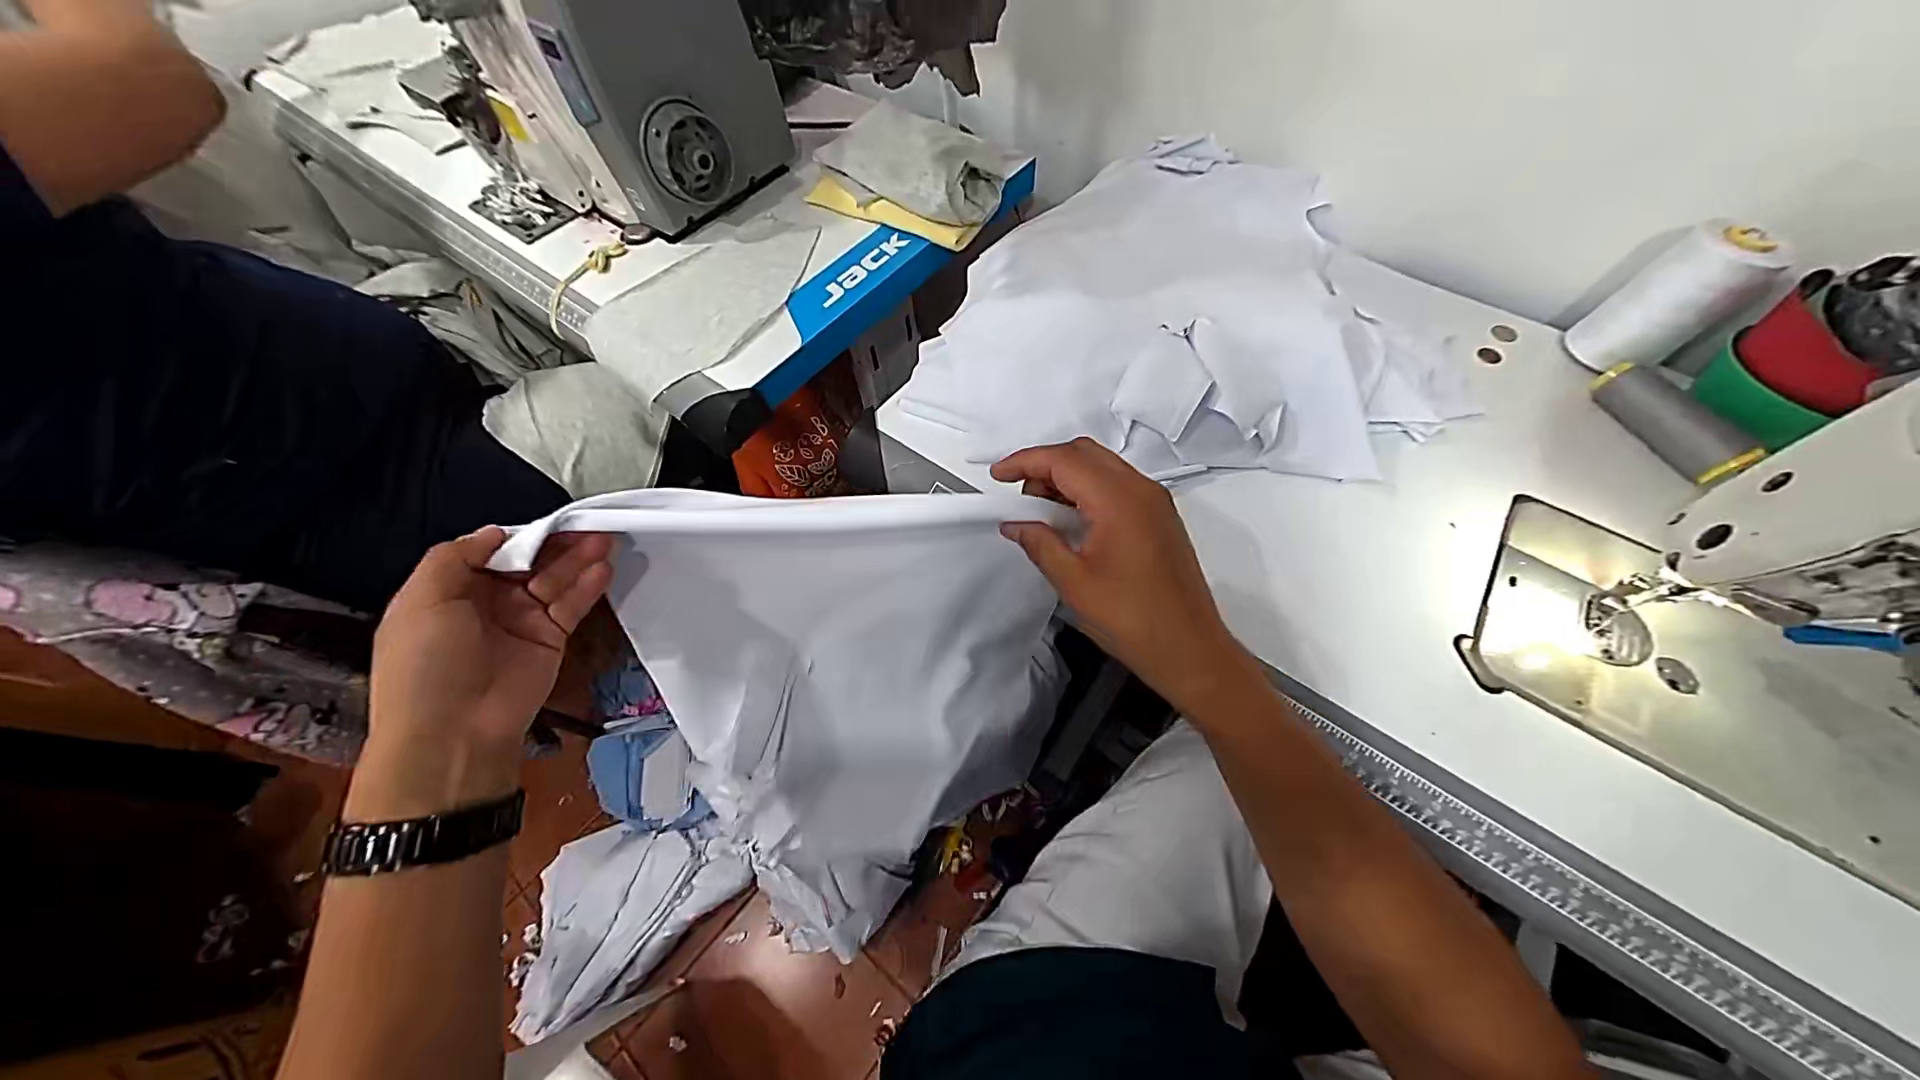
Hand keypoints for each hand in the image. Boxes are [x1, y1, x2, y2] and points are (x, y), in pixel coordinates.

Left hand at [347, 527, 613, 820]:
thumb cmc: (426, 666)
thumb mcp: (421, 602)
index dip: (518, 536)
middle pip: (529, 562)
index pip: (492, 551)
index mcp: (450, 590)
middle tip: (585, 527)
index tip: (543, 524)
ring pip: (554, 580)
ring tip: (603, 541)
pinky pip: (571, 606)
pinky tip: (602, 570)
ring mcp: (521, 620)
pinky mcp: (551, 638)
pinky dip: (587, 587)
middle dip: (556, 544)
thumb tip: (494, 533)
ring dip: (578, 560)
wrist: (454, 731)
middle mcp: (487, 601)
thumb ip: (454, 558)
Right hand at [993, 439, 1265, 717]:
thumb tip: (1016, 524)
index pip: (1064, 460)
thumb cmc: (1134, 621)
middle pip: (1084, 453)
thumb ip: (1040, 544)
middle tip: (1021, 500)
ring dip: (1067, 479)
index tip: (997, 476)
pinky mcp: (1159, 517)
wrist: (1189, 650)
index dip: (1025, 462)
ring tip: (1042, 517)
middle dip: (1045, 466)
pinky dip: (1087, 492)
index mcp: (1120, 501)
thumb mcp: (1074, 583)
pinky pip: (1117, 486)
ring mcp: (1155, 502)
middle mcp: (1142, 490)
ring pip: (1101, 467)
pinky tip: (1071, 524)